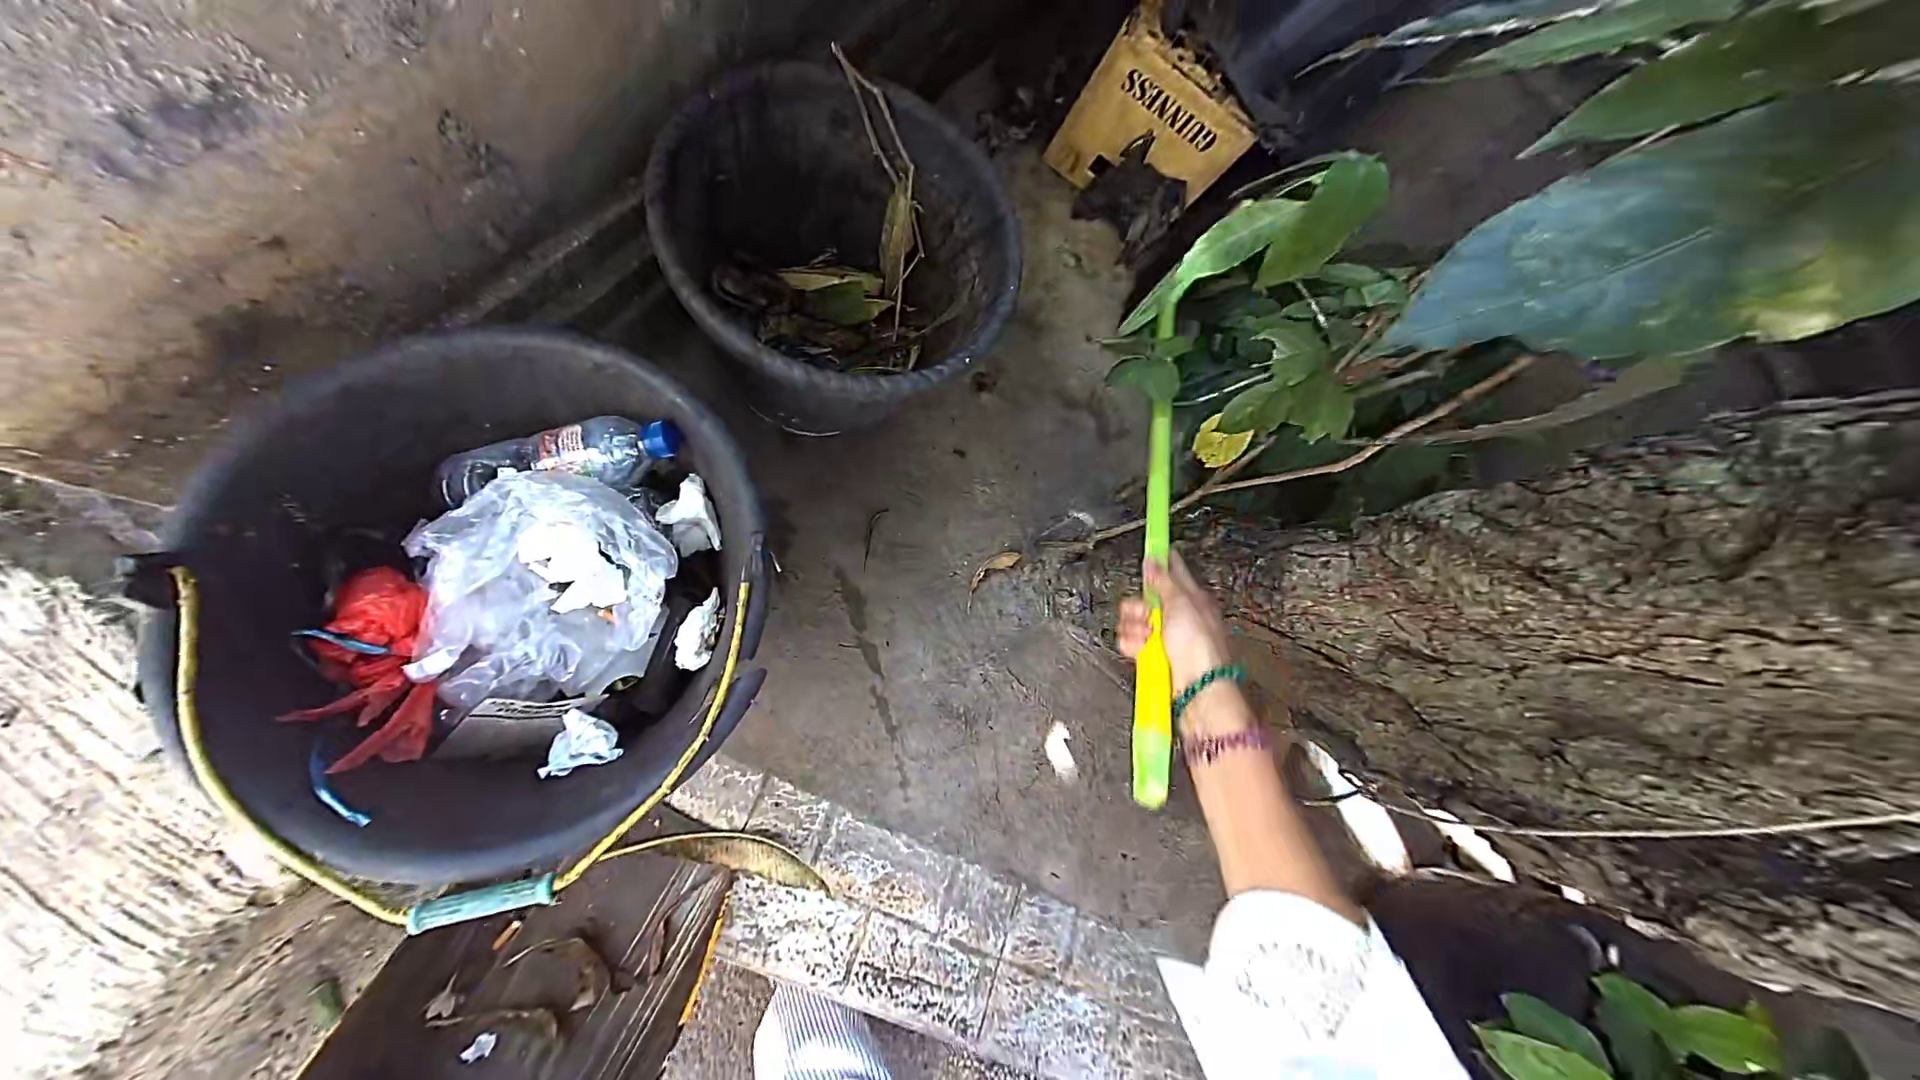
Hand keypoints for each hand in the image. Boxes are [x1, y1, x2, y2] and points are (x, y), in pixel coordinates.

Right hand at [1116, 549, 1233, 692]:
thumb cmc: (1200, 648)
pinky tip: (1139, 648)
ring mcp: (1164, 637)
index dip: (1161, 559)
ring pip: (1135, 620)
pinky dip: (1131, 644)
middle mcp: (1177, 617)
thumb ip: (1162, 581)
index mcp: (1190, 600)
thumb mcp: (1181, 604)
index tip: (1152, 543)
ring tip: (1145, 637)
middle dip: (1139, 605)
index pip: (1173, 571)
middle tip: (1146, 614)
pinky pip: (1131, 641)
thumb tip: (1153, 560)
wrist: (1198, 689)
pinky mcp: (1153, 655)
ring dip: (1134, 627)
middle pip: (1146, 597)